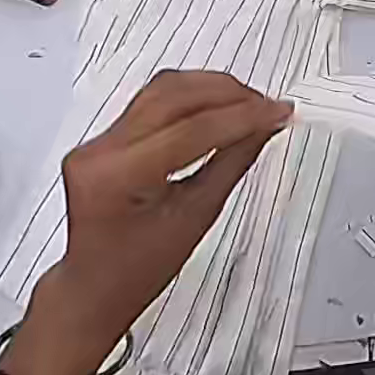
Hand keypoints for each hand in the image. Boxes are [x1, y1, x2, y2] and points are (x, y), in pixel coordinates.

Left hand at [5, 71, 291, 374]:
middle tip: (269, 106)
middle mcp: (100, 150)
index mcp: (118, 177)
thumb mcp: (197, 216)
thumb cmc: (139, 268)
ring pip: (163, 89)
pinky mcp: (105, 136)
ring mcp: (98, 140)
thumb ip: (232, 162)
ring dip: (211, 88)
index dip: (242, 116)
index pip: (191, 129)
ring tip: (251, 103)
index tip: (278, 112)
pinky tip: (219, 104)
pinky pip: (152, 100)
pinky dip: (192, 95)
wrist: (95, 286)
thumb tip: (264, 126)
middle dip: (229, 95)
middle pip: (174, 96)